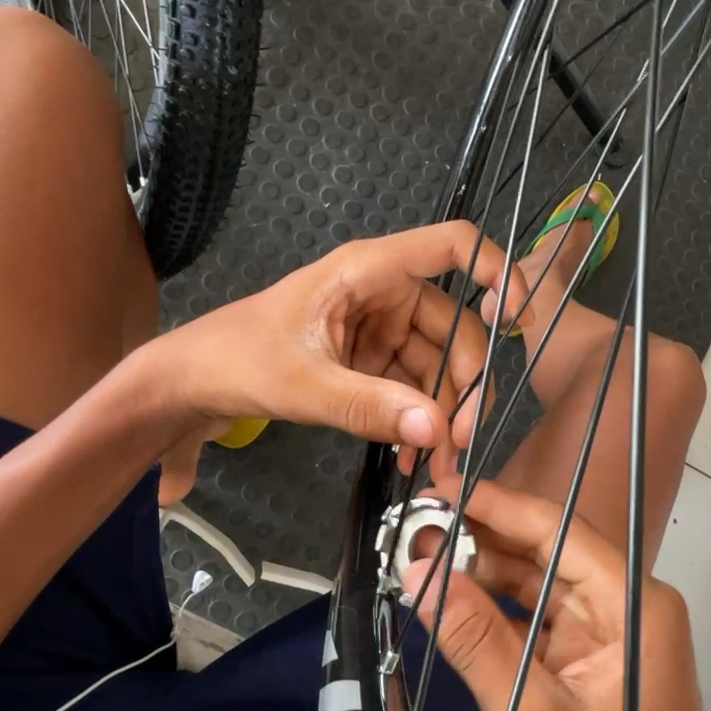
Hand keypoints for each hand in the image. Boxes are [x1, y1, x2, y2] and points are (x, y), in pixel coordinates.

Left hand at [137, 221, 525, 501]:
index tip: (518, 319)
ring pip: (440, 365)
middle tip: (459, 442)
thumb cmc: (237, 358)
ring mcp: (382, 329)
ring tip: (436, 465)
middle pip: (457, 327)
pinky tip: (413, 457)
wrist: (192, 383)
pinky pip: (415, 387)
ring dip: (444, 414)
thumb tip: (437, 429)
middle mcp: (386, 294)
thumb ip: (369, 405)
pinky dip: (419, 421)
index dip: (496, 269)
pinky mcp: (373, 361)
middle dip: (465, 384)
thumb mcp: (302, 384)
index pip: (452, 245)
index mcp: (370, 271)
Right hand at [402, 481, 710, 710]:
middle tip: (416, 529)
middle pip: (548, 550)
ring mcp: (614, 629)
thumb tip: (416, 571)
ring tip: (423, 562)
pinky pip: (544, 616)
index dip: (495, 505)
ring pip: (542, 580)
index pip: (558, 530)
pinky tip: (456, 602)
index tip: (438, 489)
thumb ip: (475, 642)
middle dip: (482, 539)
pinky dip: (500, 610)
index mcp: (634, 602)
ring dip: (486, 573)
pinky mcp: (598, 656)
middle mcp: (628, 601)